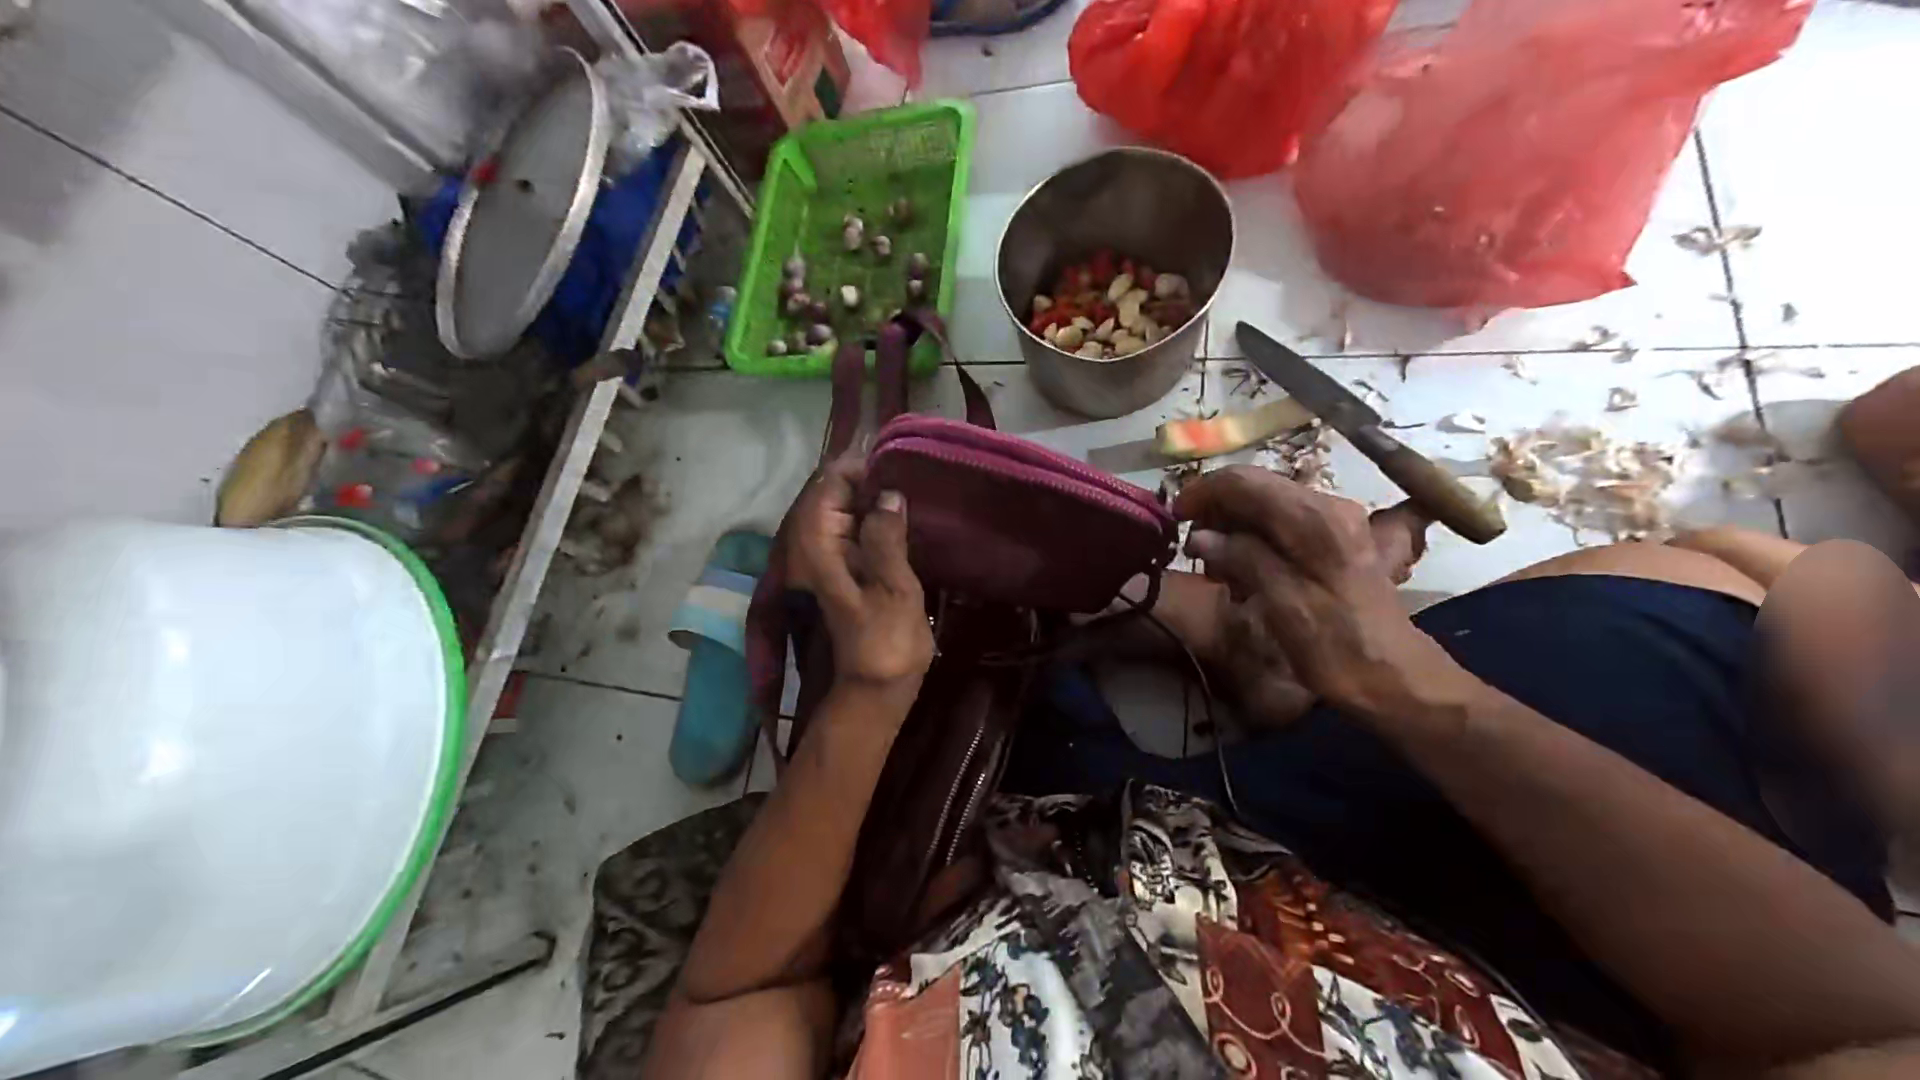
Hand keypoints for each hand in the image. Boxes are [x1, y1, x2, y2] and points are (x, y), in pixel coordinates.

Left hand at [787, 457, 933, 698]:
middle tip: (913, 474)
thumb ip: (887, 537)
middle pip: (834, 492)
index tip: (901, 464)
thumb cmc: (886, 641)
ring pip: (845, 508)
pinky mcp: (844, 569)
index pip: (829, 483)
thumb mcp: (893, 588)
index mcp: (818, 545)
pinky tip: (904, 517)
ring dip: (874, 497)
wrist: (875, 689)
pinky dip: (875, 517)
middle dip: (870, 478)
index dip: (862, 467)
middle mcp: (814, 544)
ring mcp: (827, 557)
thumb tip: (888, 494)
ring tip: (913, 489)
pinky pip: (855, 528)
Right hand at [1174, 467, 1471, 720]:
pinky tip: (1240, 571)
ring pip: (1264, 504)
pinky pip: (1279, 523)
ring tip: (1215, 567)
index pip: (1245, 481)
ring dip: (1231, 528)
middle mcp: (1327, 507)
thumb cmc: (1336, 647)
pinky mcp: (1333, 539)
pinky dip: (1251, 539)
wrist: (1393, 677)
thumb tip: (1201, 536)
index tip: (1175, 517)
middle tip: (1192, 548)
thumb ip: (1243, 560)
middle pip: (1254, 488)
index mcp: (1315, 519)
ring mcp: (1334, 521)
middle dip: (1215, 511)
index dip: (1203, 492)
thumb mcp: (1283, 605)